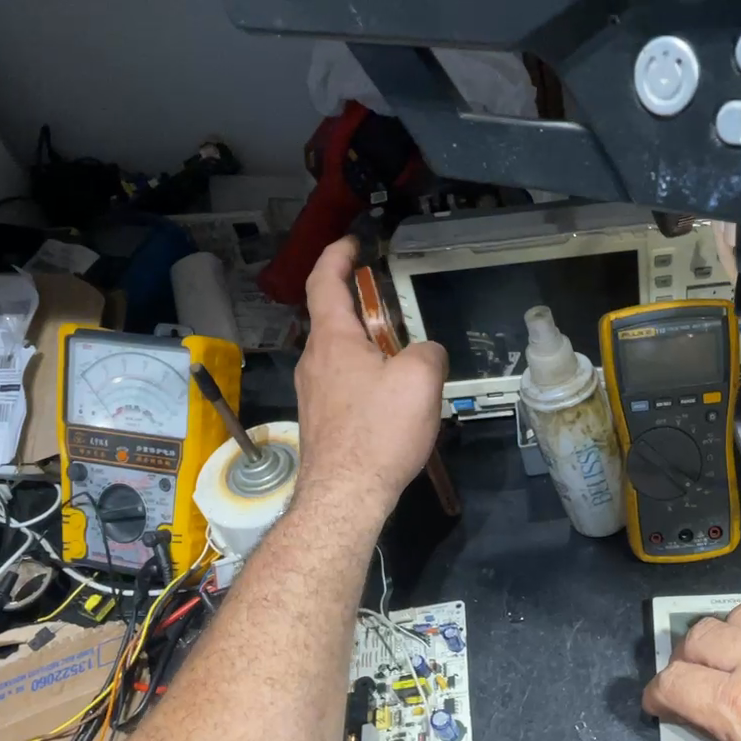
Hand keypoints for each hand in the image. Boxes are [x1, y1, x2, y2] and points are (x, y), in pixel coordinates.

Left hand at [294, 236, 447, 520]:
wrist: (344, 495)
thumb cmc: (379, 432)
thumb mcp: (420, 380)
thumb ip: (428, 353)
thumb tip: (427, 353)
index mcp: (333, 340)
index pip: (325, 282)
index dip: (338, 256)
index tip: (353, 244)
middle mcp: (313, 362)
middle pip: (332, 322)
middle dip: (361, 310)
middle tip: (394, 315)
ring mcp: (311, 395)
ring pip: (338, 358)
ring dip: (365, 351)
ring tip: (400, 366)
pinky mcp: (319, 423)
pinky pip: (341, 388)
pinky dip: (363, 381)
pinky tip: (388, 406)